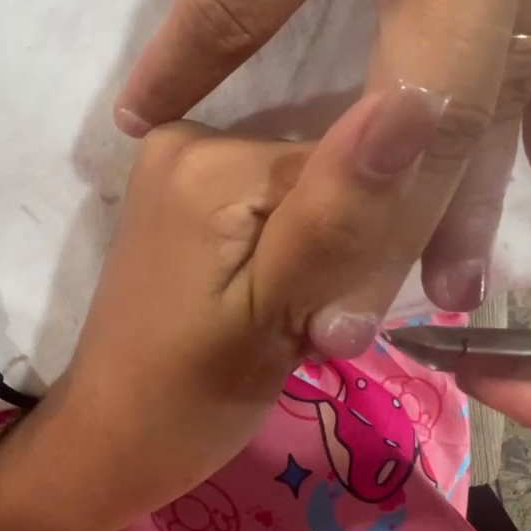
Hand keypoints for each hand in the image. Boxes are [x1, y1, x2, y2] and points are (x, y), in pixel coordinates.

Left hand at [0, 88, 444, 530]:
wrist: (111, 439)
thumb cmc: (191, 399)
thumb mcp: (275, 313)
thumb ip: (340, 212)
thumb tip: (418, 92)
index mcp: (213, 157)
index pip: (359, 162)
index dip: (372, 244)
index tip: (333, 314)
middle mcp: (191, 137)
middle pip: (333, 173)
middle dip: (342, 255)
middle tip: (301, 327)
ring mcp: (181, 163)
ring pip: (313, 193)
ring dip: (319, 261)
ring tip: (278, 320)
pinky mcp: (184, 193)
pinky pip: (275, 205)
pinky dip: (288, 256)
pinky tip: (262, 300)